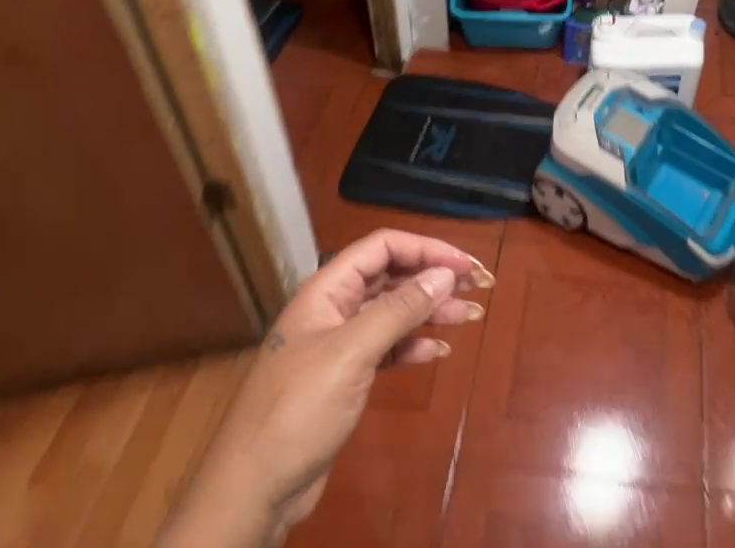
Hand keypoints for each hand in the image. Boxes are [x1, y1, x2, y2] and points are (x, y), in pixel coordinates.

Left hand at [157, 230, 492, 547]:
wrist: (254, 485)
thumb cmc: (299, 409)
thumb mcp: (352, 353)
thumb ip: (399, 310)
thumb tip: (444, 274)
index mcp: (327, 291)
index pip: (382, 248)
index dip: (426, 249)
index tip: (466, 267)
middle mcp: (333, 309)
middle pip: (391, 277)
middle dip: (434, 278)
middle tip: (480, 288)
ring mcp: (338, 345)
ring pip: (393, 313)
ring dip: (431, 312)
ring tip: (472, 318)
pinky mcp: (344, 378)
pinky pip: (387, 348)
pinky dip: (413, 346)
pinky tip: (438, 351)